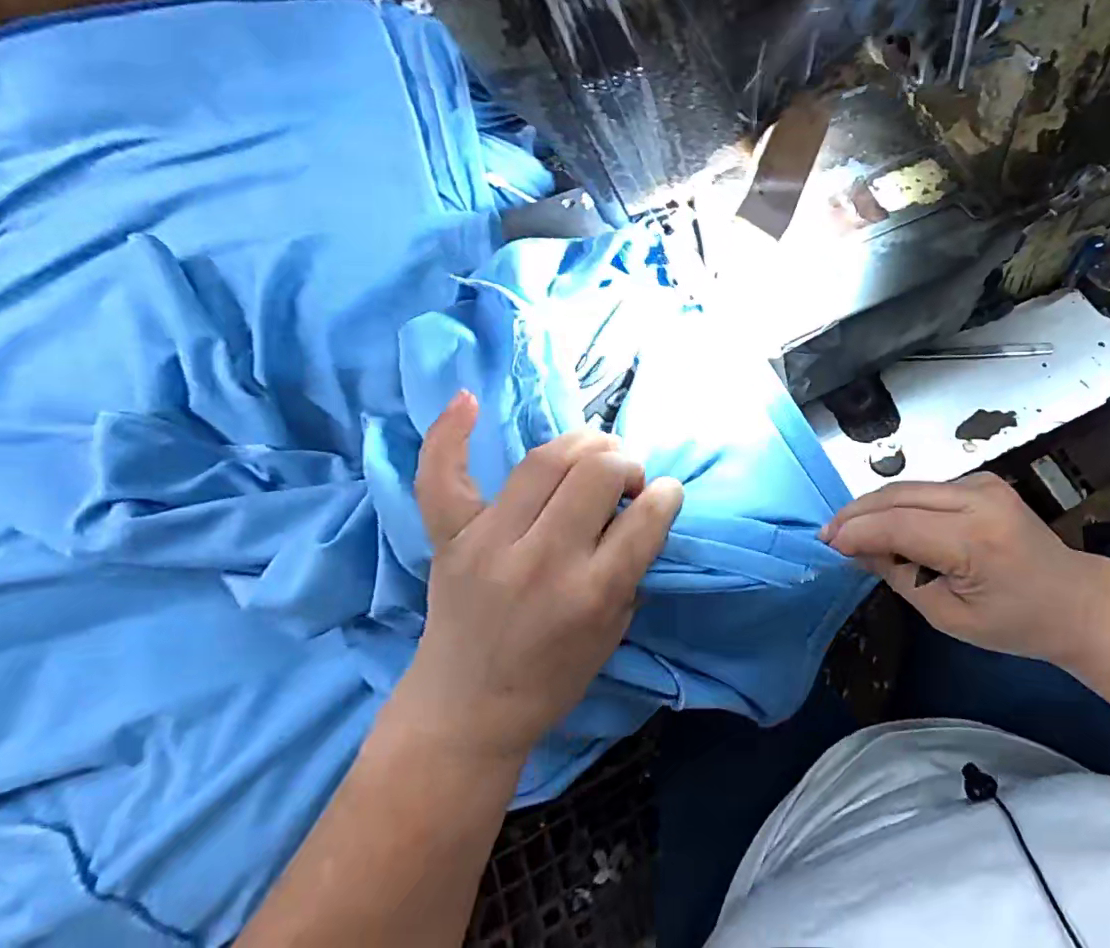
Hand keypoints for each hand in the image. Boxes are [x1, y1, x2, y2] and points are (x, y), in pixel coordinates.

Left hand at [390, 391, 683, 757]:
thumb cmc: (552, 678)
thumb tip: (639, 506)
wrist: (466, 710)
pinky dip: (450, 434)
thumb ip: (631, 566)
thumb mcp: (614, 630)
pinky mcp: (451, 538)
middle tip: (626, 481)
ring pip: (546, 459)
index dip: (666, 495)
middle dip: (627, 465)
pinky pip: (443, 476)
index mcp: (593, 594)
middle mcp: (543, 560)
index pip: (646, 516)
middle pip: (599, 472)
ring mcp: (490, 543)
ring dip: (584, 444)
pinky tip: (470, 400)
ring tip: (592, 454)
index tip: (665, 493)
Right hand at [822, 473, 1109, 663]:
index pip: (898, 525)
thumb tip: (858, 549)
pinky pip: (924, 490)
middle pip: (897, 495)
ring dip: (874, 508)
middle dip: (857, 513)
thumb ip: (899, 576)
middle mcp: (979, 498)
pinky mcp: (982, 481)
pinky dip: (898, 505)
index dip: (856, 531)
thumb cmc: (1017, 622)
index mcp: (976, 539)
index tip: (826, 543)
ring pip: (907, 487)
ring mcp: (983, 484)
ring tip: (849, 532)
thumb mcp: (949, 616)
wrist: (1076, 600)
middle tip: (828, 534)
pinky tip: (885, 525)